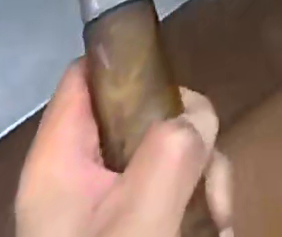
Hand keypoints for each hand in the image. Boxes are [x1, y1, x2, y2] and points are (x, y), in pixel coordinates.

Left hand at [16, 61, 233, 236]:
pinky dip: (202, 210)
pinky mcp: (135, 234)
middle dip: (191, 140)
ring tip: (220, 225)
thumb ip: (172, 151)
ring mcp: (108, 212)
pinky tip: (217, 233)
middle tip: (211, 184)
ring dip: (206, 182)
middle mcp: (82, 179)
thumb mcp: (139, 222)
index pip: (86, 78)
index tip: (177, 81)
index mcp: (60, 163)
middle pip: (144, 114)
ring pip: (170, 156)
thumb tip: (198, 117)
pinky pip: (175, 195)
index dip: (128, 61)